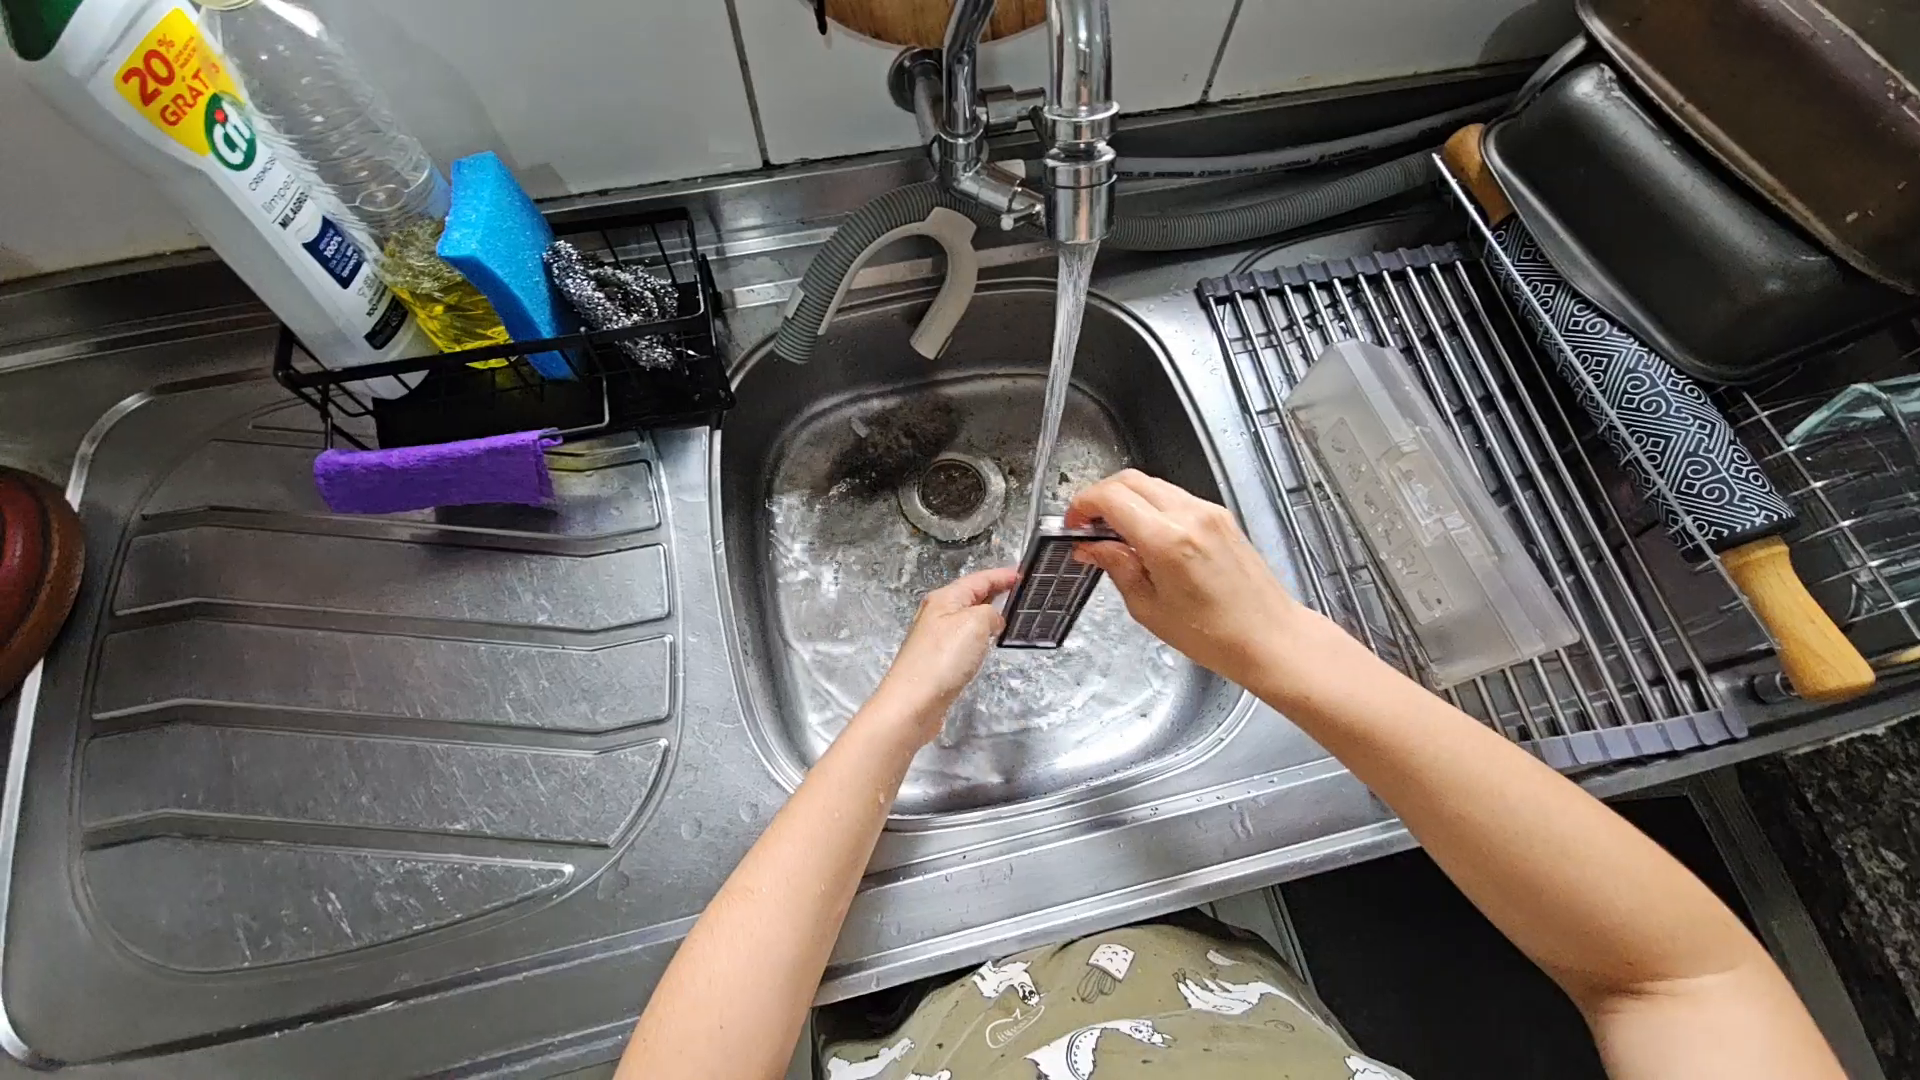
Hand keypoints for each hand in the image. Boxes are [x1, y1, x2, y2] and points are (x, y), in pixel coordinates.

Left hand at [866, 566, 1019, 744]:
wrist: (912, 702)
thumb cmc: (944, 658)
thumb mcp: (975, 624)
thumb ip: (990, 614)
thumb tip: (994, 620)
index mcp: (945, 598)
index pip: (978, 579)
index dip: (1001, 575)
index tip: (1023, 574)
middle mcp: (938, 613)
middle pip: (971, 595)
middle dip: (995, 591)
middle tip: (1021, 592)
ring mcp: (936, 637)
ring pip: (967, 616)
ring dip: (988, 613)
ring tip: (1011, 615)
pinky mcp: (938, 659)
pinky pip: (964, 637)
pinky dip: (980, 634)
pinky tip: (989, 642)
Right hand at [1067, 469, 1306, 686]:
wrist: (1268, 637)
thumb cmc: (1214, 634)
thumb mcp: (1147, 607)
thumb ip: (1116, 567)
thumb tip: (1092, 547)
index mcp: (1168, 541)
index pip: (1111, 497)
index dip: (1083, 505)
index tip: (1074, 523)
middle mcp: (1190, 516)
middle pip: (1129, 479)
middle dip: (1100, 496)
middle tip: (1087, 525)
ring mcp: (1208, 512)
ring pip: (1152, 484)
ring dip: (1125, 499)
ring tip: (1114, 533)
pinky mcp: (1220, 516)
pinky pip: (1174, 496)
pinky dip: (1150, 505)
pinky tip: (1144, 534)